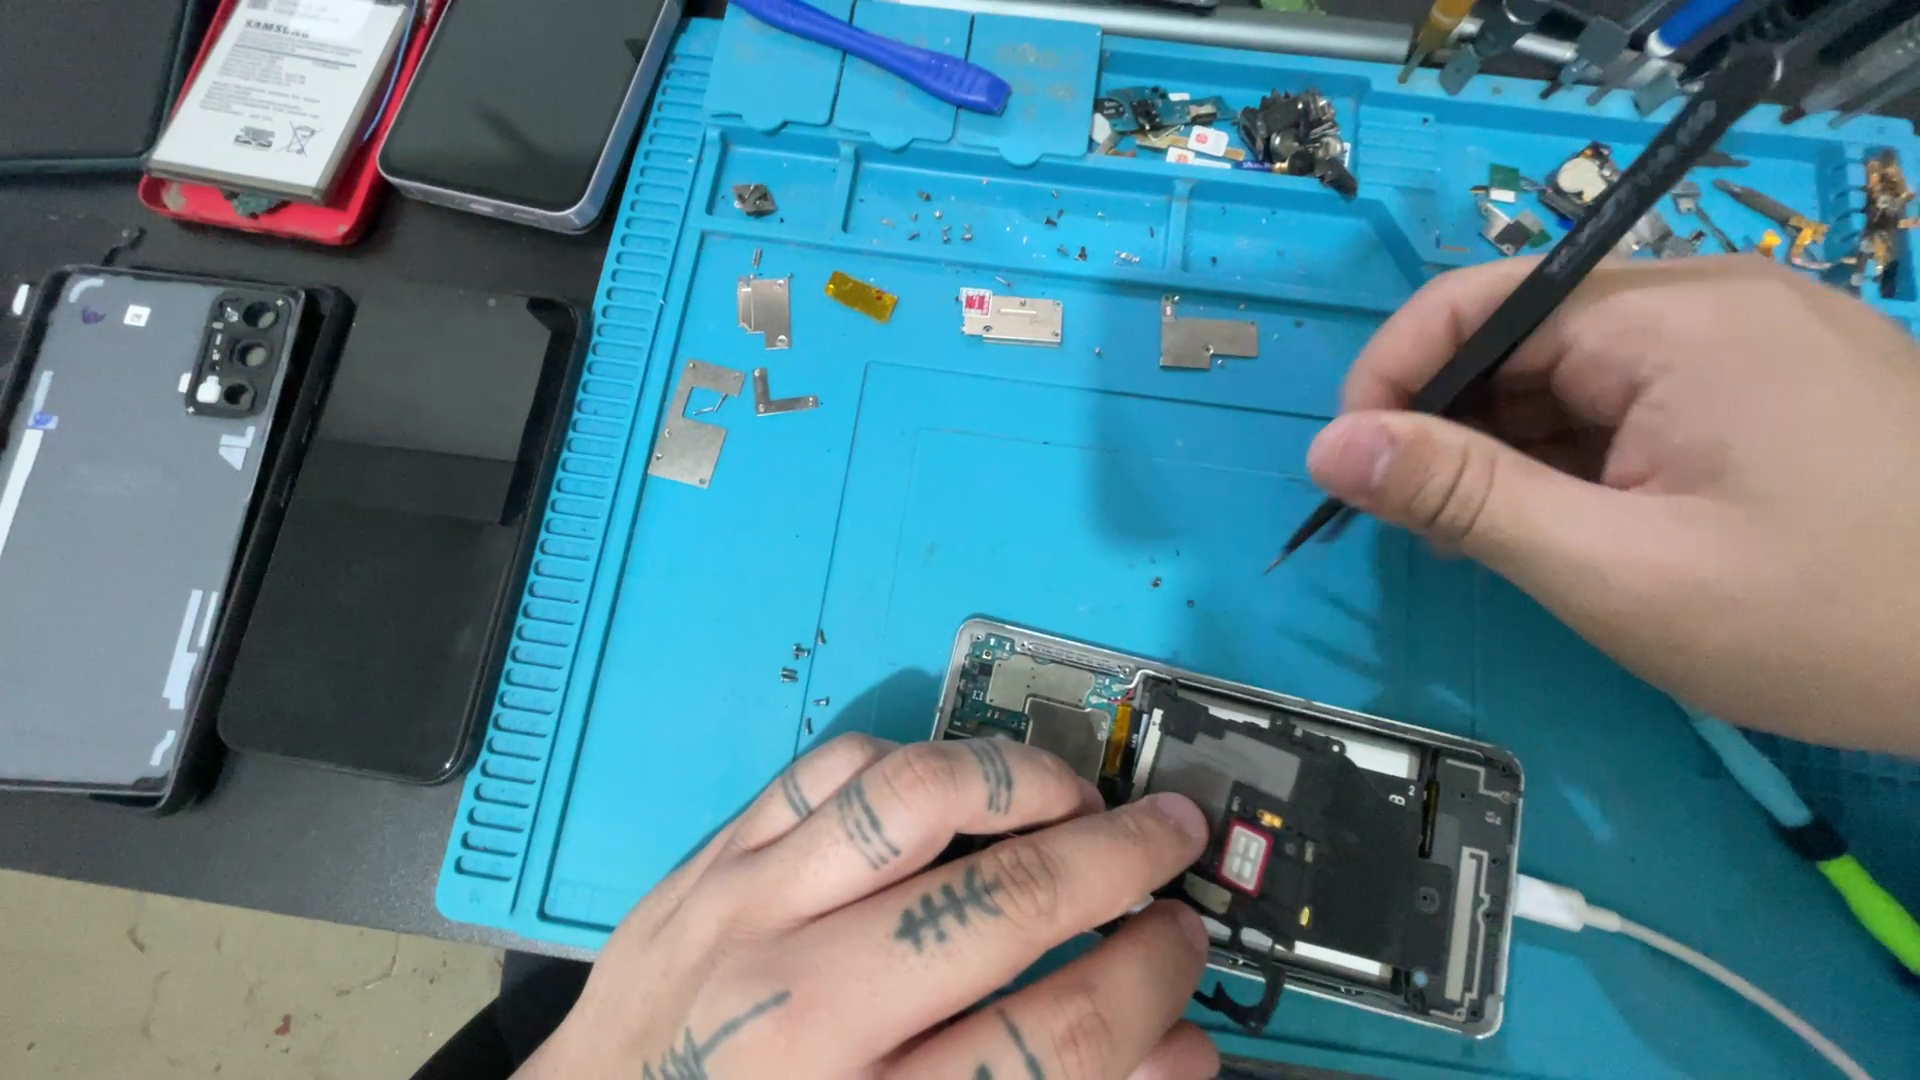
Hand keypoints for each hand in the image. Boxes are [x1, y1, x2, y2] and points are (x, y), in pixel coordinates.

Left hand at [518, 734, 1217, 1079]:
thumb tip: (1180, 1047)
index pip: (1055, 1039)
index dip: (1149, 984)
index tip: (1184, 939)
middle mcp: (803, 1007)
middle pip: (1006, 904)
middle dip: (1121, 861)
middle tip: (1172, 837)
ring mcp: (750, 905)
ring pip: (919, 797)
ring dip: (1026, 779)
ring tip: (1078, 792)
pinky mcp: (719, 849)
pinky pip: (838, 763)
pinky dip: (919, 760)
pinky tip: (959, 786)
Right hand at [1306, 255, 1919, 755]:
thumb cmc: (1833, 621)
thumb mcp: (1611, 566)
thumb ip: (1459, 496)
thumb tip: (1327, 450)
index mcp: (1668, 319)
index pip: (1468, 308)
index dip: (1387, 382)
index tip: (1355, 474)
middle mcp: (1698, 304)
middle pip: (1506, 342)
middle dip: (1442, 431)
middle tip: (1431, 529)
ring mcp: (1729, 346)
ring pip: (1550, 379)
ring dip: (1496, 453)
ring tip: (1490, 538)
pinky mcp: (1745, 391)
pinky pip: (1606, 406)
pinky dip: (1555, 461)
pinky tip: (1558, 523)